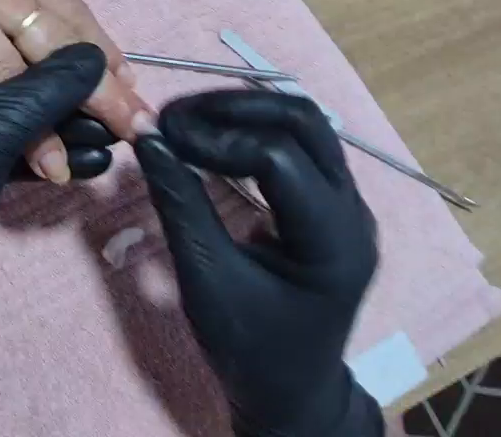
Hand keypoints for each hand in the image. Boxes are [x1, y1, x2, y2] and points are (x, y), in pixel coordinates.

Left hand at [0, 45, 109, 380]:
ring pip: (34, 108)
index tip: (133, 87)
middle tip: (135, 119)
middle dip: (89, 96)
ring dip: (76, 126)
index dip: (86, 62)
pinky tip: (89, 161)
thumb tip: (100, 57)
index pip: (31, 40)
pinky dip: (56, 150)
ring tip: (118, 141)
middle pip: (37, 72)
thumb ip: (49, 86)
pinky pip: (23, 139)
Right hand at [135, 91, 383, 436]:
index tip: (164, 138)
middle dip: (233, 107)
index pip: (278, 157)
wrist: (292, 394)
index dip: (215, 138)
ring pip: (304, 122)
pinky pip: (298, 141)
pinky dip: (252, 127)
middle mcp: (352, 211)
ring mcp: (347, 203)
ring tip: (189, 119)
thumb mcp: (205, 279)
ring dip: (243, 109)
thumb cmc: (248, 347)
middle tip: (175, 116)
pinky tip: (212, 136)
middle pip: (302, 121)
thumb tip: (148, 137)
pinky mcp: (330, 200)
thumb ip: (180, 204)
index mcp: (332, 241)